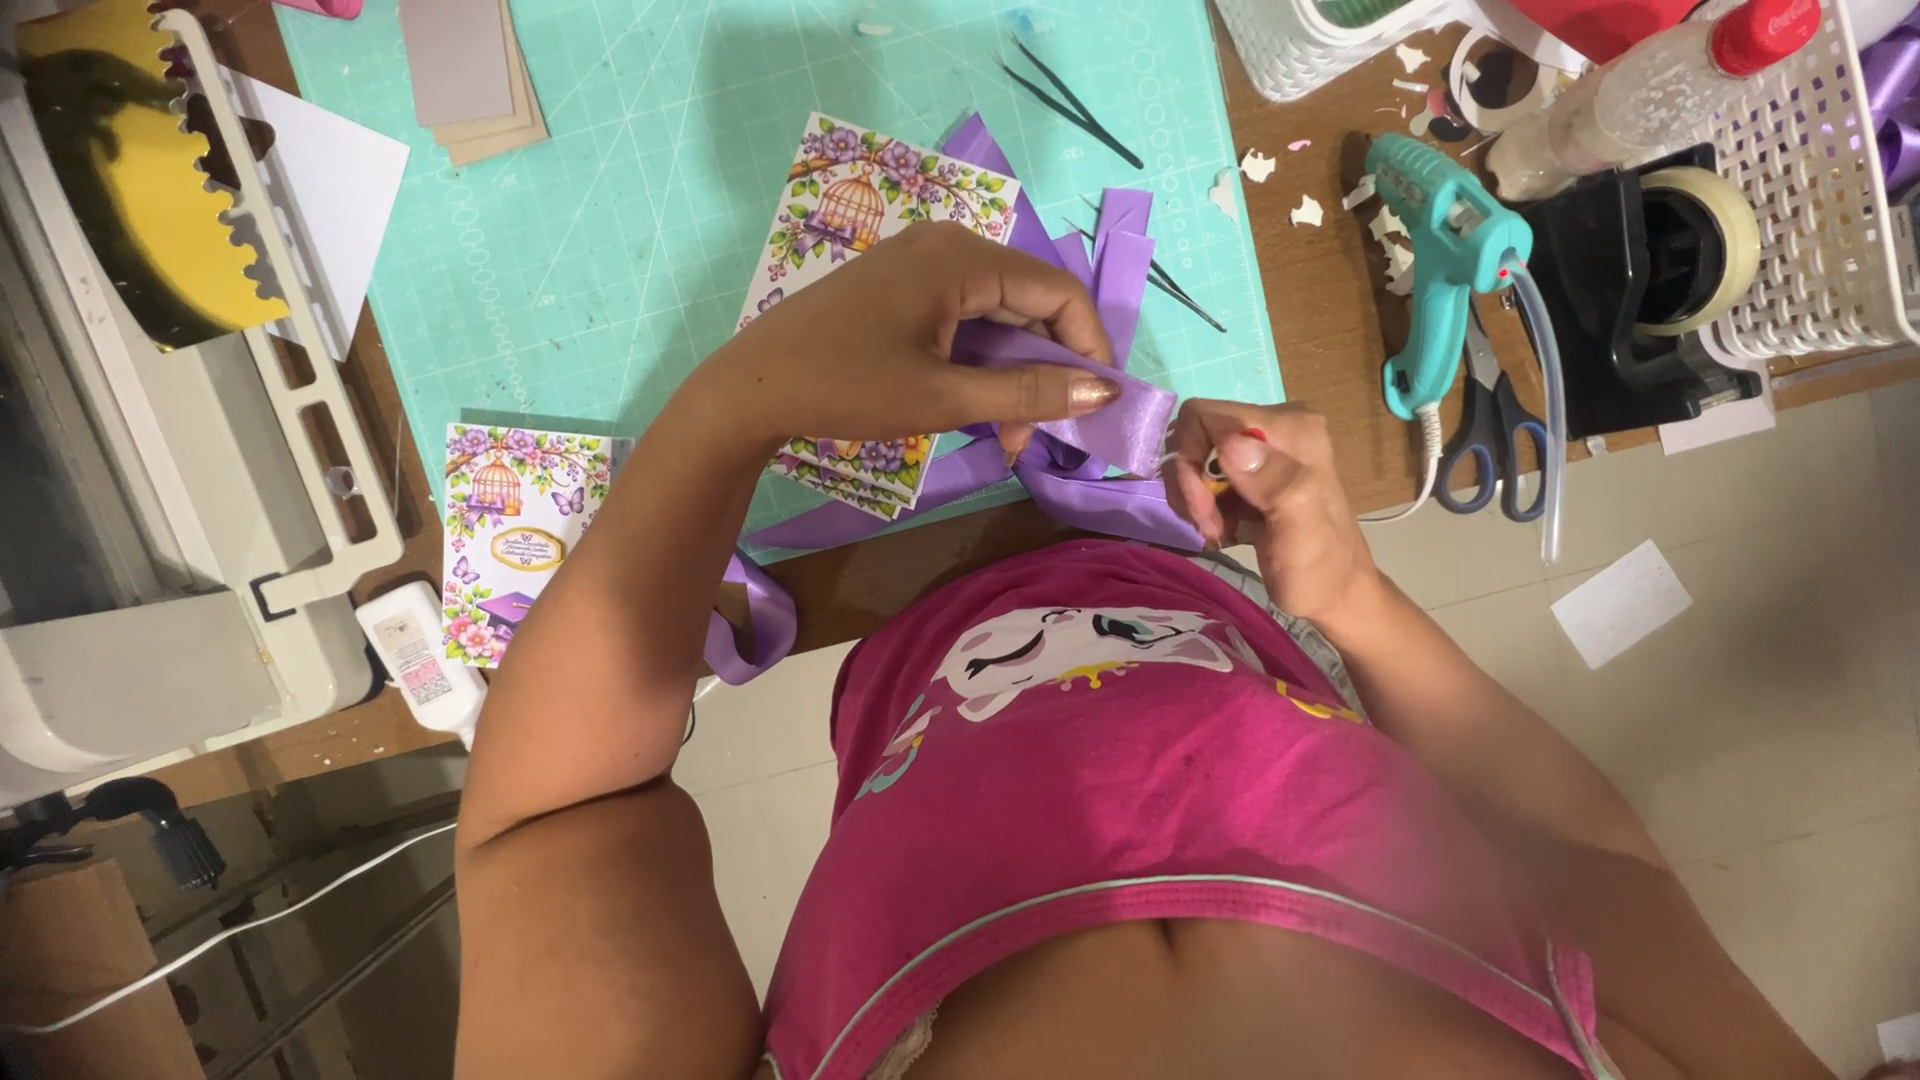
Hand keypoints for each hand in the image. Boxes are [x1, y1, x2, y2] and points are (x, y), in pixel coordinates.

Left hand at [688, 222, 1119, 458]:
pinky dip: (976, 365)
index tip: (1098, 402)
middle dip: (1043, 371)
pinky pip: (961, 320)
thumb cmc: (847, 388)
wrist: (752, 389)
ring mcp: (920, 265)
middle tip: (1039, 433)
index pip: (1059, 292)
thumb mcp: (944, 398)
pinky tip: (974, 408)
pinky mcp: (900, 289)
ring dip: (1009, 377)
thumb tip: (1103, 390)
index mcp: (963, 258)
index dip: (1089, 346)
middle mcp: (948, 247)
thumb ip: (1027, 394)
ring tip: (1005, 436)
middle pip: (1028, 304)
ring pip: (995, 318)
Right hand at [1164, 400, 1386, 632]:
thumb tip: (1231, 446)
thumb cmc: (1320, 568)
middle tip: (1208, 524)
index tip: (1202, 507)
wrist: (1335, 594)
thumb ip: (1274, 482)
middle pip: (1194, 436)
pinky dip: (1200, 505)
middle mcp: (1275, 426)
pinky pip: (1200, 475)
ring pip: (1192, 458)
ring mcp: (1261, 449)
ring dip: (1194, 499)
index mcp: (1290, 428)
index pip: (1205, 416)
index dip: (1190, 460)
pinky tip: (1221, 528)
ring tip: (1217, 530)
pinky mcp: (1249, 471)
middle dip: (1191, 484)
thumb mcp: (1301, 530)